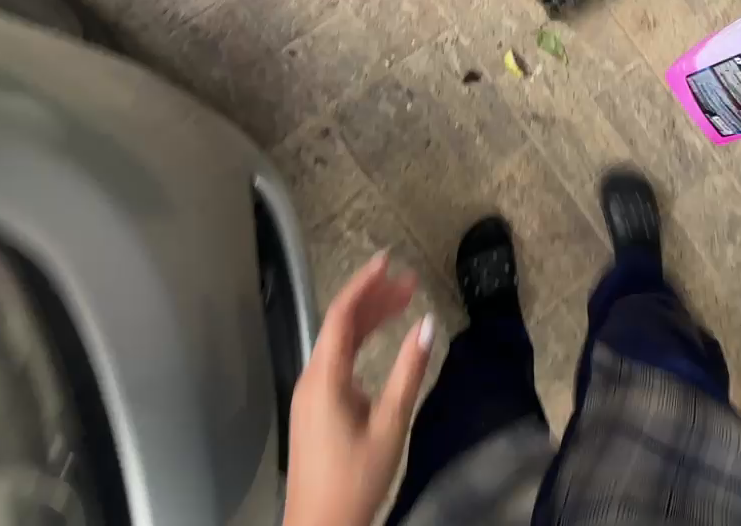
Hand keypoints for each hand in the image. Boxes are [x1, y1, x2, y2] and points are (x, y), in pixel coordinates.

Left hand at [284, 251, 434, 525]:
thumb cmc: (355, 479)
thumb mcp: (391, 424)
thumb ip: (409, 371)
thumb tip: (428, 324)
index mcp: (325, 379)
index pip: (341, 315)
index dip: (363, 284)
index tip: (387, 260)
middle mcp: (312, 380)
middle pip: (341, 324)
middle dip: (374, 297)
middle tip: (410, 280)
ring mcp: (312, 394)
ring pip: (340, 341)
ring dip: (370, 318)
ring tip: (404, 299)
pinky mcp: (317, 407)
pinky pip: (339, 359)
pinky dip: (362, 339)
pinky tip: (382, 337)